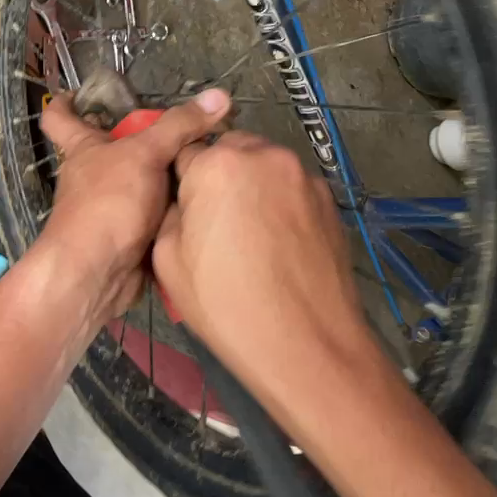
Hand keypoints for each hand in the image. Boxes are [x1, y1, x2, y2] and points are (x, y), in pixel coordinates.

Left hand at [35, 88, 231, 318]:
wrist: (97, 273)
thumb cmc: (107, 204)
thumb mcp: (144, 155)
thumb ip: (179, 127)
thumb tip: (219, 95)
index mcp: (82, 148)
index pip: (60, 117)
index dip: (66, 102)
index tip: (81, 93)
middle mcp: (91, 175)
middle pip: (116, 150)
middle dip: (147, 142)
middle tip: (192, 131)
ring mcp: (109, 207)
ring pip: (142, 185)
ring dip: (170, 181)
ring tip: (215, 167)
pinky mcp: (128, 237)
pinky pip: (155, 217)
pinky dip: (176, 213)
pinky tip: (209, 206)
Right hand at [151, 123, 372, 392]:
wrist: (308, 346)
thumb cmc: (225, 303)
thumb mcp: (166, 257)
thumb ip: (170, 212)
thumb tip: (184, 203)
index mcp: (215, 165)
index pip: (184, 151)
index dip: (180, 180)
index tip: (183, 208)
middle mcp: (263, 157)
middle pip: (229, 149)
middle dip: (218, 174)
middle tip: (215, 219)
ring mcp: (303, 177)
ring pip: (264, 166)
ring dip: (251, 185)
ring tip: (249, 234)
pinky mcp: (331, 202)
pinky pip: (291, 188)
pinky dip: (280, 203)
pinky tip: (277, 244)